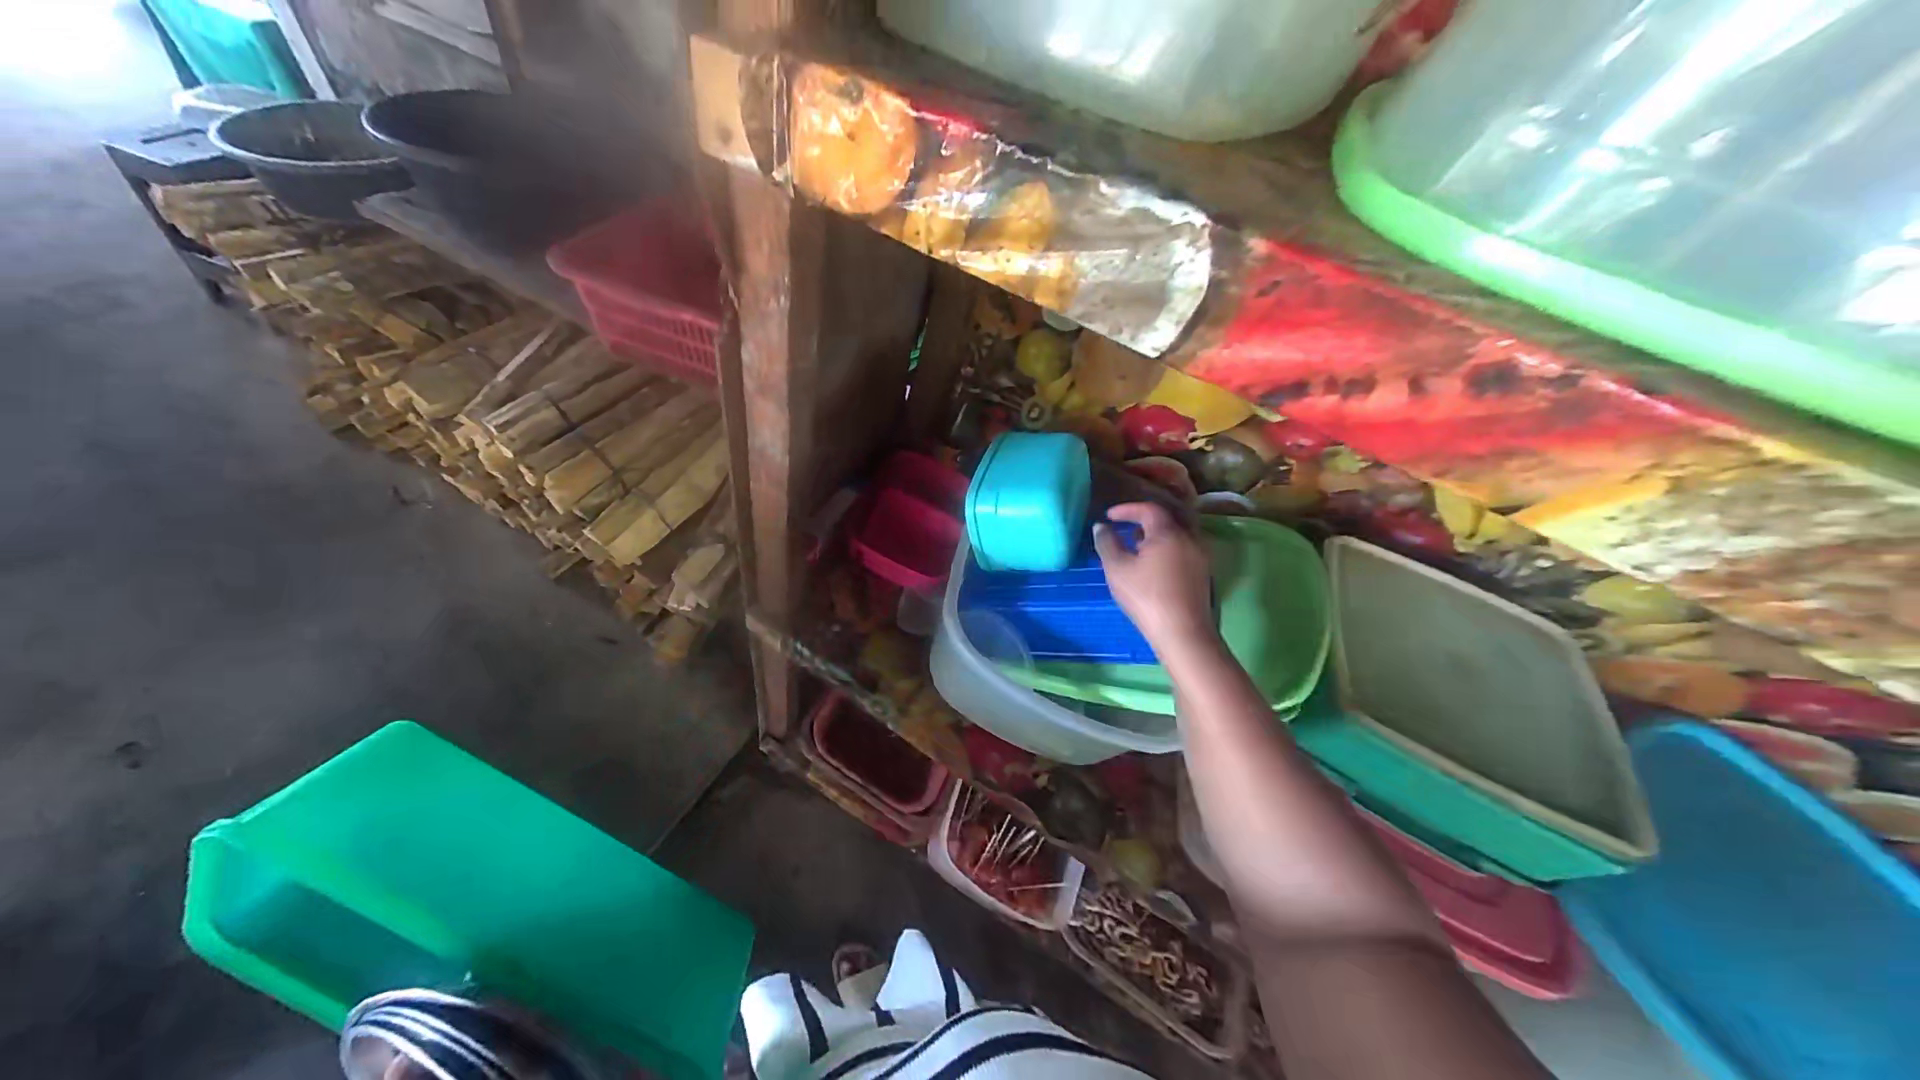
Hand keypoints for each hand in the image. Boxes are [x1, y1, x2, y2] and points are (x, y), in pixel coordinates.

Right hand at [1093, 502, 1216, 650]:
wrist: (1183, 632)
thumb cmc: (1146, 597)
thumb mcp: (1117, 569)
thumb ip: (1107, 543)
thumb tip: (1101, 526)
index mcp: (1168, 532)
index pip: (1148, 509)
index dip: (1127, 509)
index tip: (1109, 515)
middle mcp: (1189, 538)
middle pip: (1166, 519)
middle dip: (1143, 521)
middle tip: (1124, 529)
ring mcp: (1200, 556)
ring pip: (1177, 535)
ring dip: (1155, 536)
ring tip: (1136, 547)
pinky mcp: (1203, 573)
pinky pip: (1183, 549)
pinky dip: (1166, 549)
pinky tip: (1153, 566)